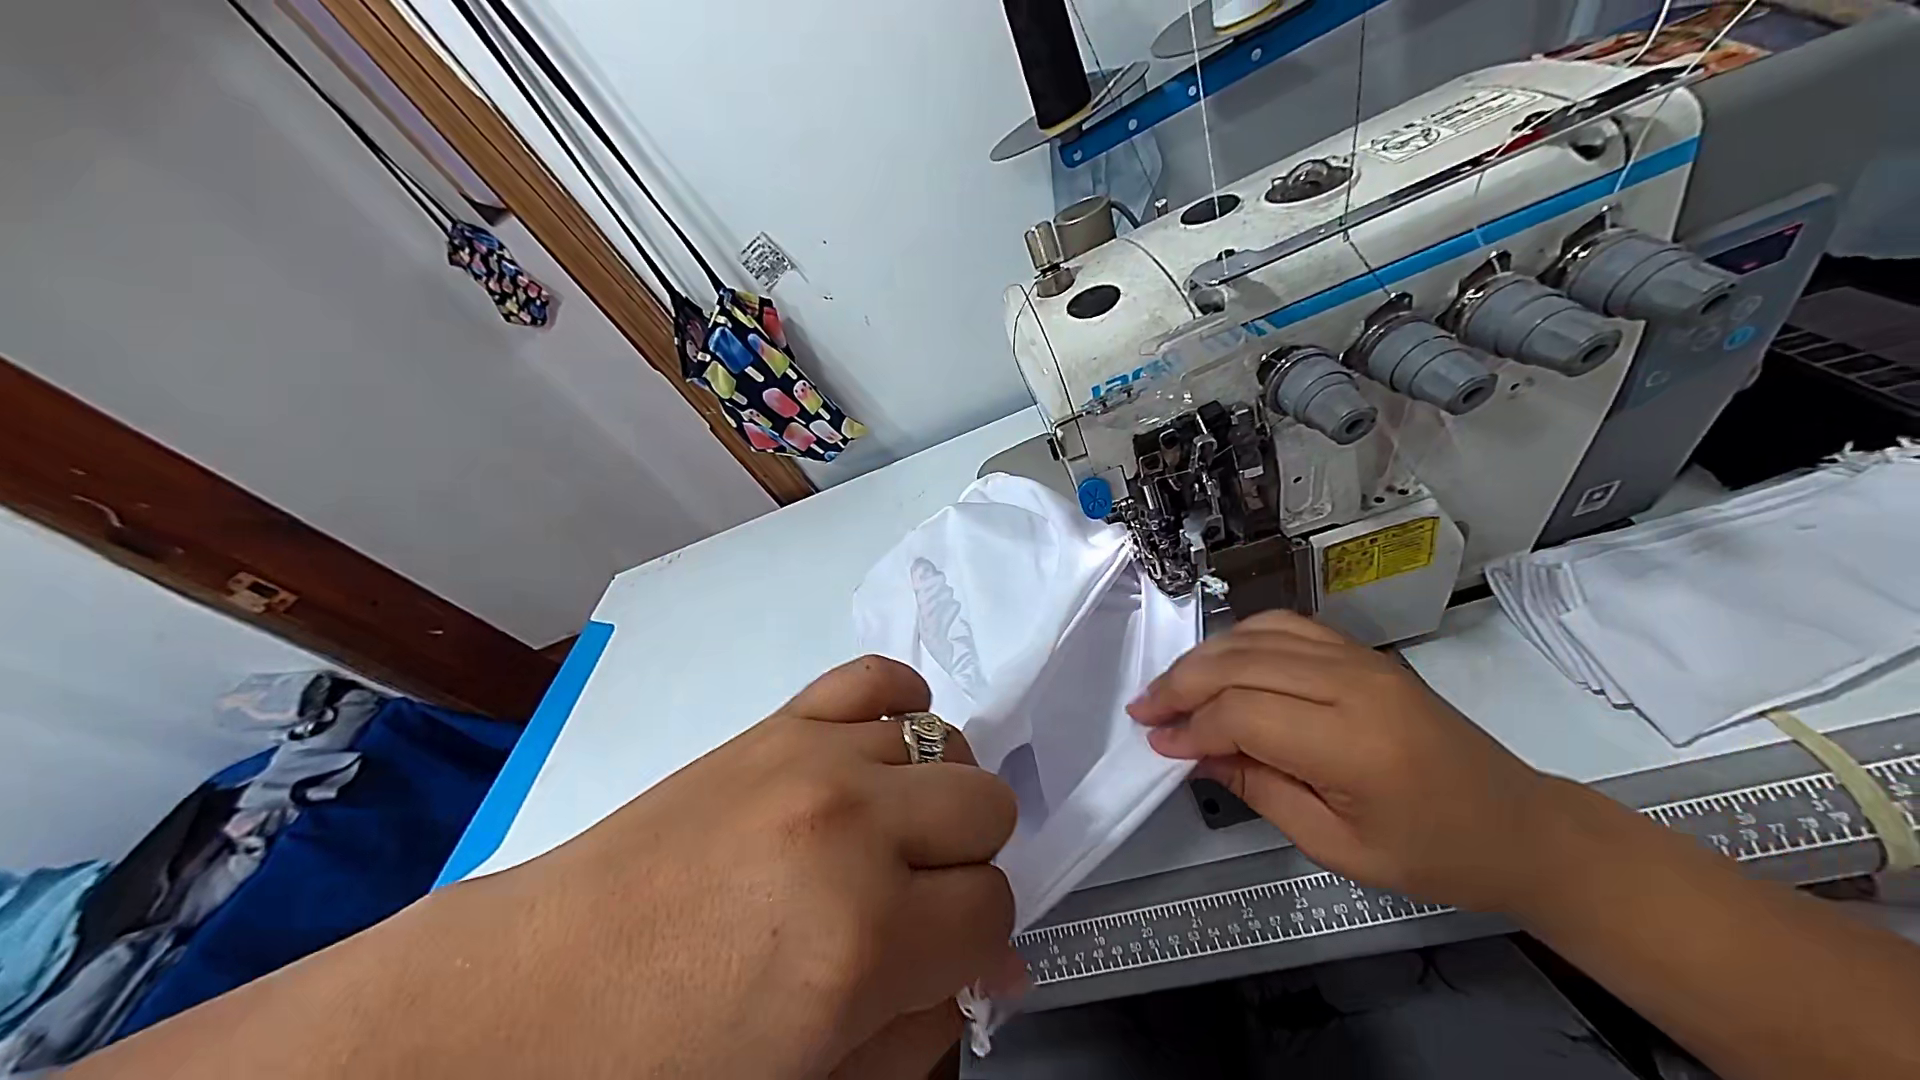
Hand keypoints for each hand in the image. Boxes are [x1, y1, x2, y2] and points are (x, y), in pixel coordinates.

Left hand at [417, 656, 1020, 1078]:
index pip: (993, 909)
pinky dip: (899, 703)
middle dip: (967, 862)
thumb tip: (993, 964)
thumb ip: (924, 1025)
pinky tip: (881, 745)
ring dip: (932, 796)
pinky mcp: (777, 723)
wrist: (537, 993)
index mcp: (864, 938)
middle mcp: (853, 825)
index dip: (979, 942)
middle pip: (986, 806)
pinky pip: (875, 677)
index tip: (950, 956)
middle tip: (917, 897)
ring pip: (945, 743)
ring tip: (888, 831)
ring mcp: (813, 758)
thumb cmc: (669, 1066)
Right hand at [1128, 611, 1568, 911]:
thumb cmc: (1433, 853)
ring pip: (1256, 637)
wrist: (1521, 826)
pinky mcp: (1362, 652)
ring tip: (1171, 688)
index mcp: (1355, 743)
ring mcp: (1361, 659)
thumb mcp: (1336, 846)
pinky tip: (1219, 662)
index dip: (1190, 726)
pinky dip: (1240, 639)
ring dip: (1203, 659)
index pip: (1243, 712)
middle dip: (1181, 685)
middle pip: (1240, 663)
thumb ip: (1258, 788)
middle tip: (1144, 710)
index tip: (1158, 745)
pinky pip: (1285, 627)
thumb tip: (1193, 752)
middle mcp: (1355, 684)